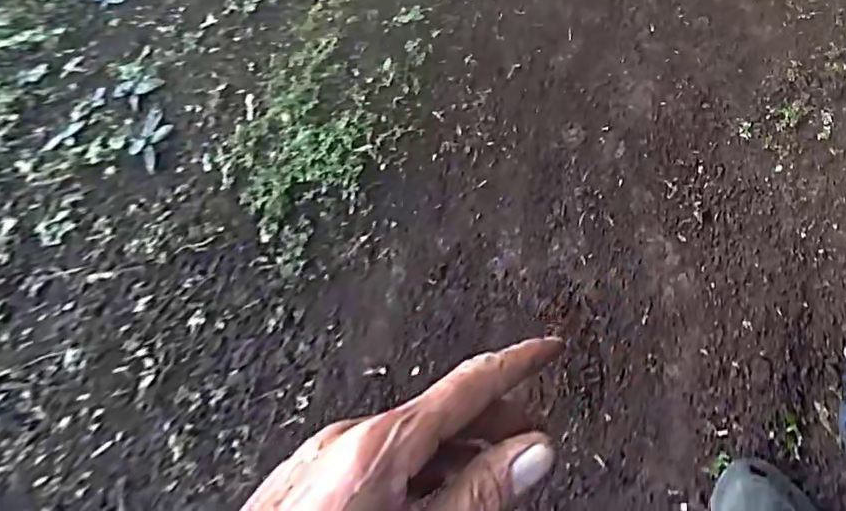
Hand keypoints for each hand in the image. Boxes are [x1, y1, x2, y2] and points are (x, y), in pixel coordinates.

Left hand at [242, 338, 562, 510]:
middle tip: (532, 438)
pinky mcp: (295, 489)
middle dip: (495, 417)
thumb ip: (480, 492)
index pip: (472, 381)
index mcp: (378, 442)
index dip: (520, 361)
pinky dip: (414, 466)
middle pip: (443, 407)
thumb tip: (535, 450)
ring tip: (485, 476)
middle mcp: (344, 439)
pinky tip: (427, 496)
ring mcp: (315, 463)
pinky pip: (373, 458)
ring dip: (455, 448)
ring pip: (408, 435)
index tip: (550, 348)